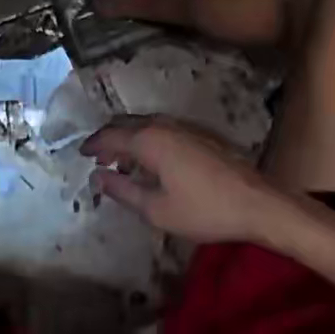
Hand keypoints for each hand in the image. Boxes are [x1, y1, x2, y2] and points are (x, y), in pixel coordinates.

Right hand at [81, 115, 288, 244]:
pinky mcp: (196, 133)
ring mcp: (181, 126)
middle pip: (126, 124)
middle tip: (97, 158)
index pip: (111, 135)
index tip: (81, 154)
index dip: (94, 144)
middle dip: (109, 138)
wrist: (254, 201)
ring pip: (144, 124)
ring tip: (119, 162)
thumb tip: (98, 178)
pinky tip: (147, 161)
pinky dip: (145, 139)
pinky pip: (159, 128)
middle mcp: (162, 124)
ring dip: (128, 139)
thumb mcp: (158, 210)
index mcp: (148, 140)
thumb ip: (124, 192)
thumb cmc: (203, 209)